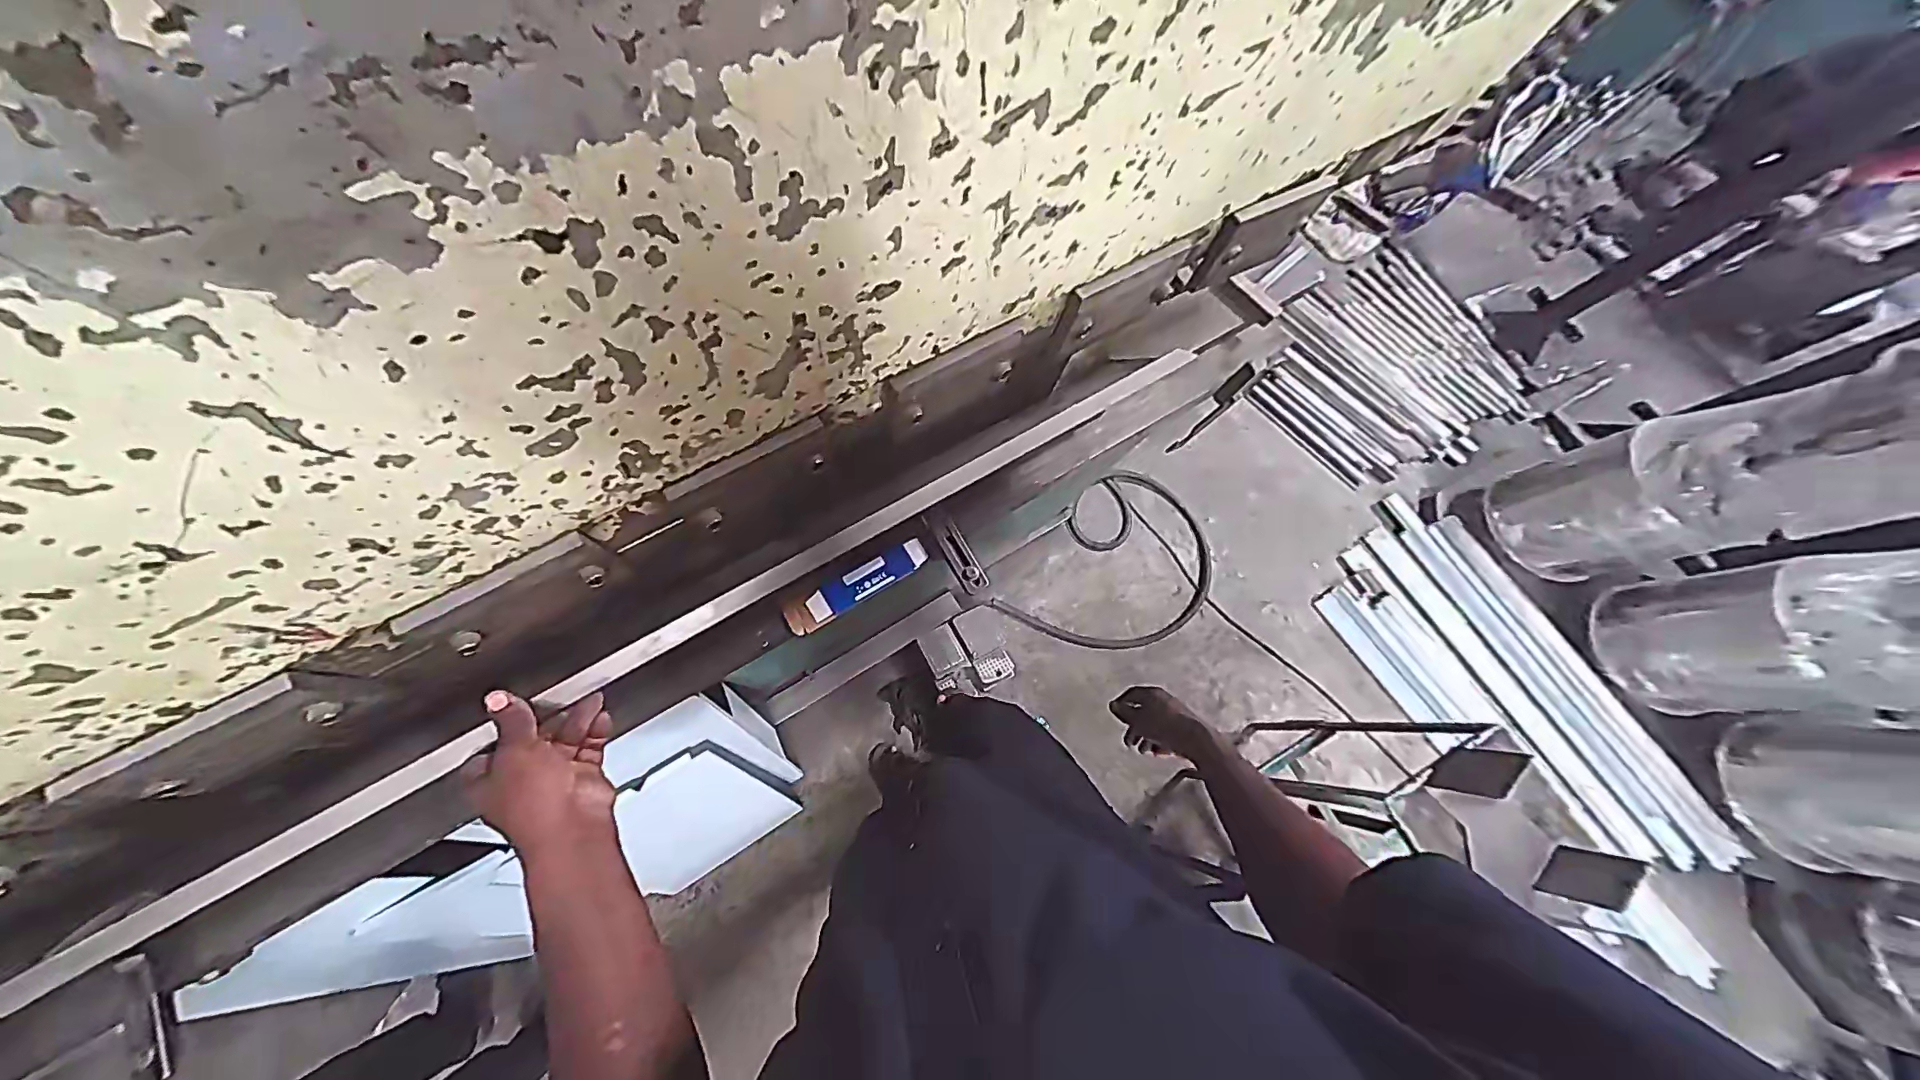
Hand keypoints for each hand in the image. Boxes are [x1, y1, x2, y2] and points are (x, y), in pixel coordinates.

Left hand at [461, 689, 614, 855]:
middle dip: (549, 717)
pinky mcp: (583, 776)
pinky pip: (590, 747)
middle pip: (535, 738)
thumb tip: (498, 701)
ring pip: (566, 739)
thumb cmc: (532, 806)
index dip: (504, 723)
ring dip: (578, 719)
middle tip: (558, 696)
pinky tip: (599, 718)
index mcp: (491, 778)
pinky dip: (596, 731)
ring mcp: (554, 778)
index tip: (513, 703)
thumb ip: (511, 721)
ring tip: (589, 701)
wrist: (572, 826)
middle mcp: (522, 779)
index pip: (494, 744)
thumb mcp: (514, 751)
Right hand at [1108, 686, 1223, 762]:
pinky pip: (1166, 732)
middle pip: (1143, 711)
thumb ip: (1124, 713)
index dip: (1121, 704)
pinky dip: (1158, 740)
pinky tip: (1156, 751)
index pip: (1132, 694)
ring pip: (1155, 723)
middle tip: (1129, 740)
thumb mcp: (1138, 720)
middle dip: (1134, 727)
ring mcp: (1175, 713)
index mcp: (1152, 693)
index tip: (1116, 714)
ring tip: (1143, 750)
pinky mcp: (1184, 727)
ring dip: (1146, 737)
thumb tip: (1113, 705)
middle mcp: (1164, 700)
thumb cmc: (1163, 727)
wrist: (1196, 740)